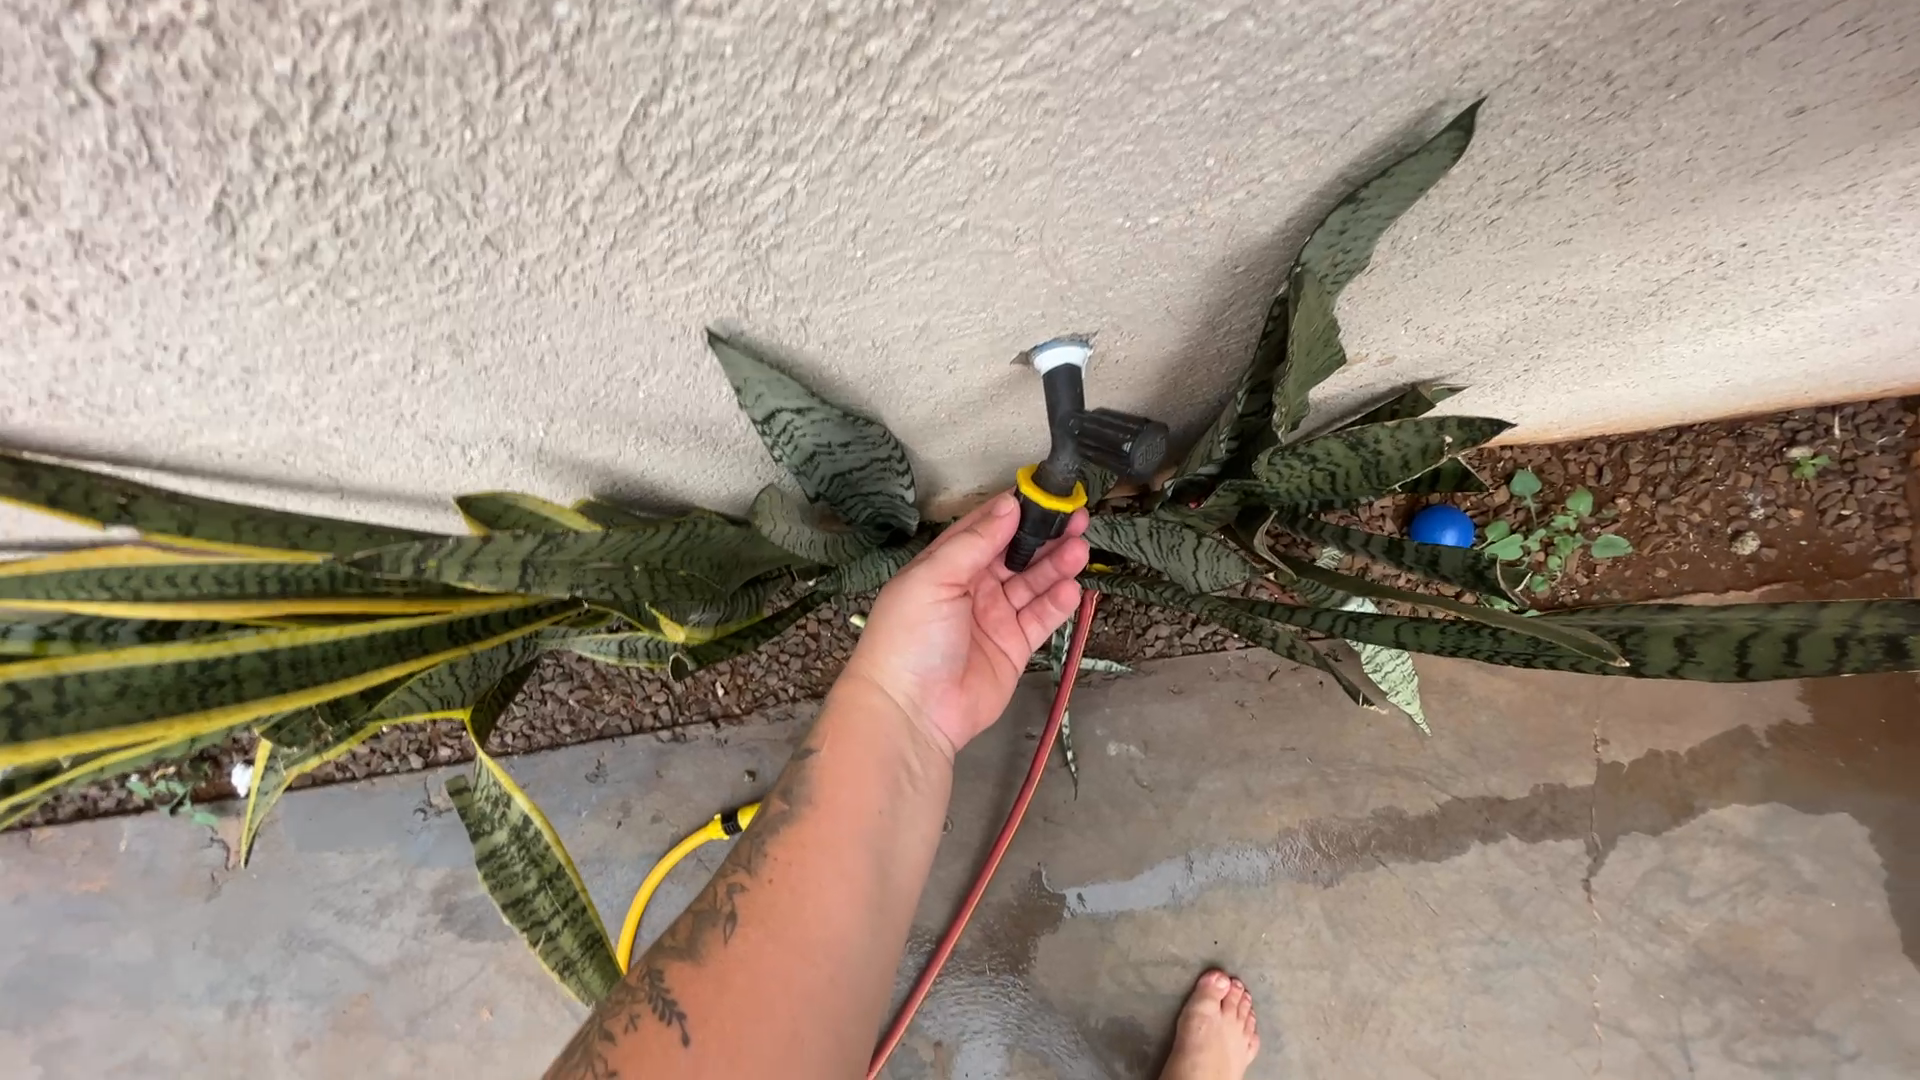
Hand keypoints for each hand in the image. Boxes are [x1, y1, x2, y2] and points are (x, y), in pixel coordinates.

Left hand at [841, 491, 1088, 759]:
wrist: (912, 710)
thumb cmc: (911, 638)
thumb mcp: (934, 578)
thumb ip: (974, 542)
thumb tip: (1009, 505)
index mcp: (947, 565)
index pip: (986, 528)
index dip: (1016, 512)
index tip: (1046, 495)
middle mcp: (972, 587)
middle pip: (1016, 554)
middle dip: (1046, 536)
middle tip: (1077, 519)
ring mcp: (994, 617)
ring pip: (1033, 583)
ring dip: (1057, 566)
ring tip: (1080, 550)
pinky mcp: (1013, 647)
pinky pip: (1040, 618)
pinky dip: (1058, 603)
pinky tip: (1071, 588)